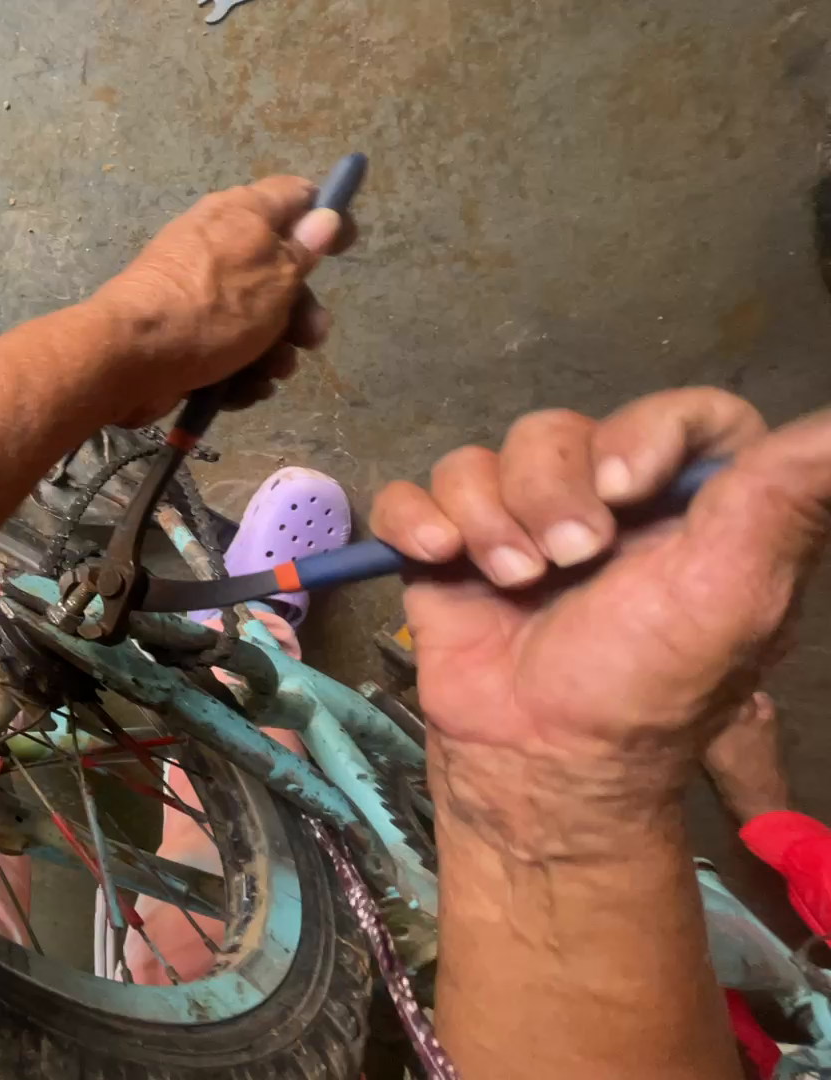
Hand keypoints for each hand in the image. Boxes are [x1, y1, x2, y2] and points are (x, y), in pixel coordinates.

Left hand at [86, 175, 353, 426]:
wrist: (128, 360)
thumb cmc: (210, 310)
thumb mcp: (274, 277)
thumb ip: (301, 252)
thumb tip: (322, 216)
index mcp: (238, 216)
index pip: (293, 197)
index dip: (324, 216)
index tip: (345, 246)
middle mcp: (213, 250)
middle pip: (275, 273)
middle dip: (299, 311)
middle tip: (312, 338)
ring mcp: (191, 298)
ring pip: (250, 321)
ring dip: (271, 351)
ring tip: (273, 373)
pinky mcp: (176, 340)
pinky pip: (220, 352)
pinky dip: (236, 373)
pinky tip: (244, 392)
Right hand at [368, 389, 830, 852]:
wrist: (532, 745)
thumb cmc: (643, 680)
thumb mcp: (733, 593)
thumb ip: (785, 499)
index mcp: (678, 505)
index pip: (673, 414)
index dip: (639, 434)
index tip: (622, 492)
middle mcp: (588, 501)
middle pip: (548, 431)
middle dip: (544, 494)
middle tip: (562, 563)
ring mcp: (502, 523)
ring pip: (468, 463)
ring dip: (482, 521)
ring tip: (504, 582)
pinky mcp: (436, 548)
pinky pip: (403, 497)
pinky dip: (411, 522)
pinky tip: (436, 558)